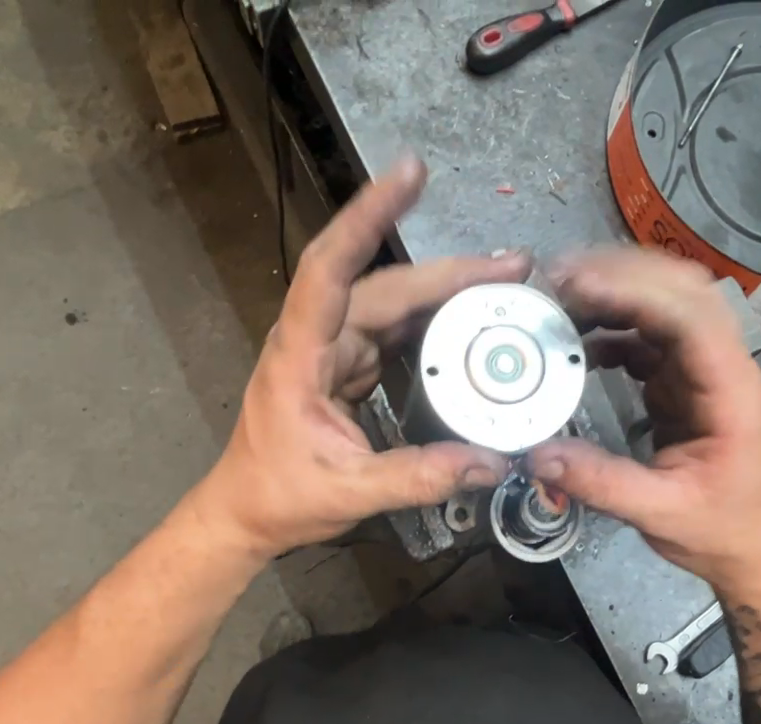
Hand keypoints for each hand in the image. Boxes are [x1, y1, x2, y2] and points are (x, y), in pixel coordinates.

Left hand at [189, 158, 529, 560]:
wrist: (247, 512)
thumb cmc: (280, 498)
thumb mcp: (350, 492)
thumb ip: (419, 477)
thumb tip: (491, 462)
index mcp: (301, 355)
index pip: (331, 268)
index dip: (368, 217)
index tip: (410, 174)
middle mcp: (316, 339)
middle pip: (383, 286)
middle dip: (448, 273)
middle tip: (513, 266)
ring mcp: (331, 351)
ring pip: (392, 305)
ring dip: (445, 293)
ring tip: (504, 285)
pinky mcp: (345, 368)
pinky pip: (394, 333)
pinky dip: (432, 324)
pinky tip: (470, 322)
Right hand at [524, 248, 760, 593]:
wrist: (748, 546)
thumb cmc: (719, 529)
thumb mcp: (660, 513)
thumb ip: (601, 483)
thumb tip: (536, 455)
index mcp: (730, 391)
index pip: (690, 318)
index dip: (635, 293)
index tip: (578, 287)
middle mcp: (721, 366)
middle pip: (680, 293)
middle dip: (621, 275)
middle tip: (557, 279)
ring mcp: (703, 370)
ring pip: (663, 307)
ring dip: (613, 296)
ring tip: (559, 302)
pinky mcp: (683, 381)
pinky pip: (648, 338)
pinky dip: (611, 330)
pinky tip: (577, 343)